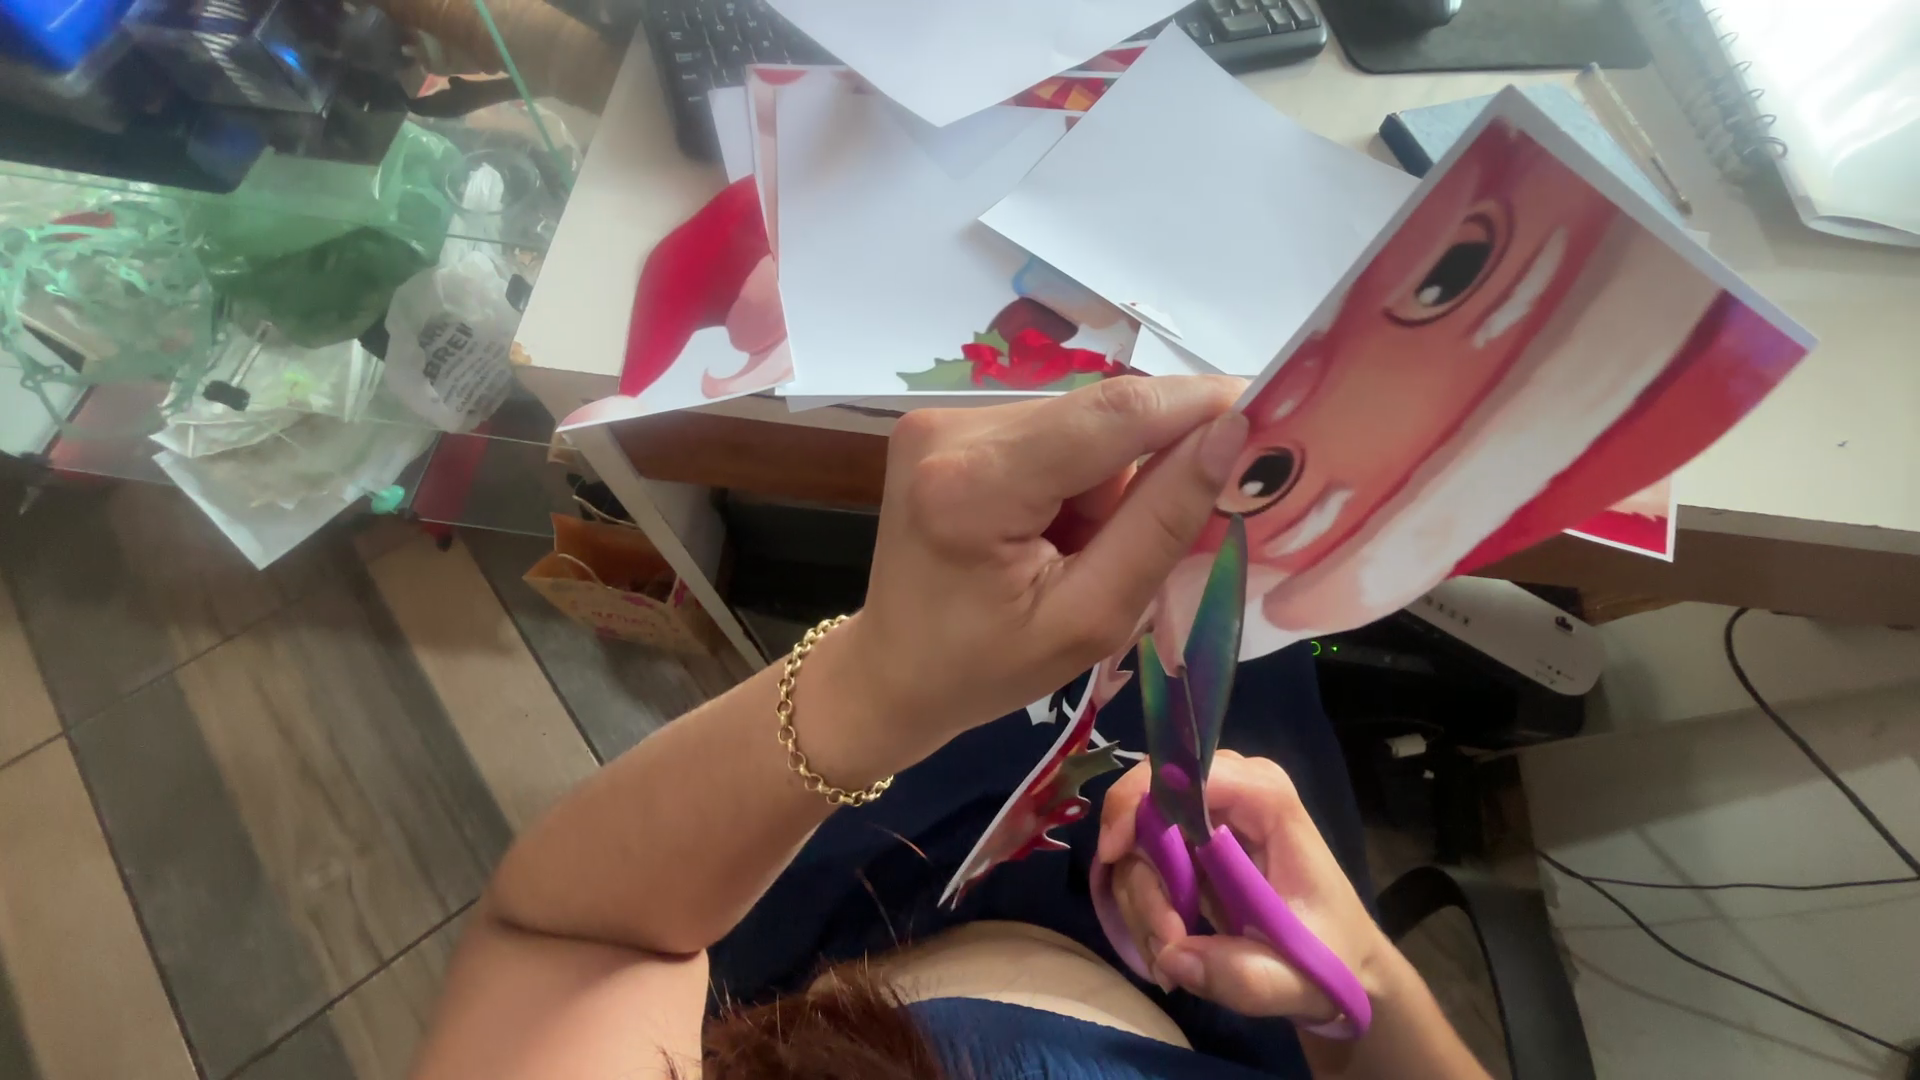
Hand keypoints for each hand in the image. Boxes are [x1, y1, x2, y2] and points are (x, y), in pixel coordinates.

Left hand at [841, 376, 1247, 756]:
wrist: (894, 672)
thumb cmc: (986, 668)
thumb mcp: (1090, 618)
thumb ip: (1161, 524)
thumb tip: (1230, 435)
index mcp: (975, 485)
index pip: (1112, 414)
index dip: (1197, 404)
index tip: (1268, 411)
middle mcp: (949, 430)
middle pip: (1096, 416)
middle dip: (1142, 466)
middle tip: (1143, 539)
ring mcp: (938, 422)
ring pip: (1075, 422)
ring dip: (1103, 478)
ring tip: (1077, 550)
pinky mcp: (942, 427)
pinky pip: (1045, 431)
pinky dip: (1070, 474)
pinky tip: (1052, 529)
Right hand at [1097, 751, 1392, 1020]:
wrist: (1339, 958)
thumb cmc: (1331, 954)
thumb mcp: (1301, 979)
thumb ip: (1245, 975)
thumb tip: (1174, 957)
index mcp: (1265, 797)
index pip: (1182, 773)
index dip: (1138, 802)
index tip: (1114, 856)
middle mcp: (1229, 787)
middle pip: (1146, 805)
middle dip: (1143, 879)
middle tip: (1166, 941)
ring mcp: (1204, 806)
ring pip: (1135, 838)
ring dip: (1141, 901)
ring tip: (1172, 956)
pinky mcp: (1187, 830)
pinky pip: (1139, 854)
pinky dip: (1142, 902)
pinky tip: (1168, 943)